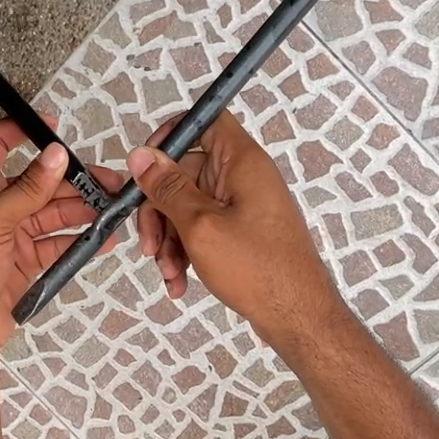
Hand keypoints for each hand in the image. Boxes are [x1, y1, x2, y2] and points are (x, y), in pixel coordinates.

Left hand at [0, 120, 121, 351]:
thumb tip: (56, 156)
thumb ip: (27, 189)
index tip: (52, 126)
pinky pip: (55, 245)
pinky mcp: (23, 262)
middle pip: (35, 182)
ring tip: (110, 209)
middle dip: (70, 180)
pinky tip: (100, 238)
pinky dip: (77, 241)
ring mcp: (9, 236)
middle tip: (104, 181)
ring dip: (79, 210)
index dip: (19, 132)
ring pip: (50, 214)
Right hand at [128, 111, 343, 344]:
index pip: (205, 121)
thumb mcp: (200, 226)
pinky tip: (178, 282)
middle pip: (186, 173)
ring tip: (168, 272)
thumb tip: (141, 155)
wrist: (296, 316)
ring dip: (170, 239)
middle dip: (159, 210)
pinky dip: (186, 252)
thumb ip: (168, 189)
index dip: (172, 136)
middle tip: (147, 245)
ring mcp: (243, 206)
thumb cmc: (256, 268)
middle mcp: (244, 178)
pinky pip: (203, 230)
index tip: (146, 167)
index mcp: (241, 162)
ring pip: (189, 207)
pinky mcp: (242, 233)